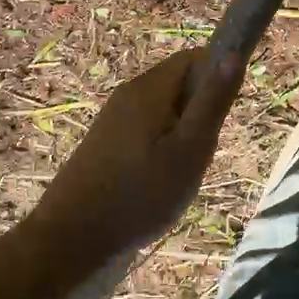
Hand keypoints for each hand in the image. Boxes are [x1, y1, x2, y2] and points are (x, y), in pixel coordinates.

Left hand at [28, 47, 241, 258]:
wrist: (65, 246)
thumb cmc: (138, 195)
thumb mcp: (190, 149)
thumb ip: (213, 100)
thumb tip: (234, 53)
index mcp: (150, 88)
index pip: (196, 57)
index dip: (216, 80)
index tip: (218, 118)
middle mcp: (128, 93)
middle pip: (180, 85)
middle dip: (198, 113)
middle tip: (199, 152)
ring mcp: (111, 119)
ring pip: (164, 111)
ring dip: (180, 134)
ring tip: (178, 173)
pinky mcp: (101, 143)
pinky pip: (144, 130)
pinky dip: (158, 149)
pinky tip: (154, 184)